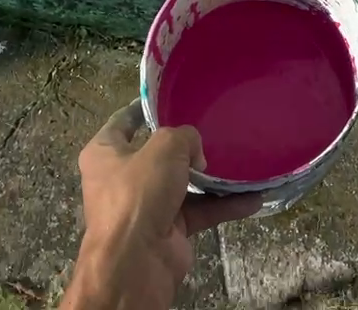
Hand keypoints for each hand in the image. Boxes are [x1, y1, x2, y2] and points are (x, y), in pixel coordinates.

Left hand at [61, 105, 259, 309]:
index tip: (168, 96)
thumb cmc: (139, 192)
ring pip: (184, 183)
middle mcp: (123, 179)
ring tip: (240, 158)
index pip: (122, 123)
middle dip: (185, 144)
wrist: (137, 262)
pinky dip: (225, 205)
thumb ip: (185, 137)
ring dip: (211, 176)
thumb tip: (195, 155)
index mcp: (105, 154)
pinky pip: (201, 210)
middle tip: (213, 126)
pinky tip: (252, 197)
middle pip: (158, 153)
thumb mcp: (165, 146)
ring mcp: (147, 206)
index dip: (143, 108)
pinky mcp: (169, 230)